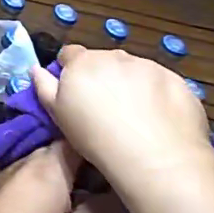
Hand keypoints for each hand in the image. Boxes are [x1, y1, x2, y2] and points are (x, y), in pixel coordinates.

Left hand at [0, 141, 118, 212]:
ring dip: (69, 170)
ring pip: (50, 158)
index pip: (80, 139)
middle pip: (65, 147)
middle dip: (88, 160)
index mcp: (52, 165)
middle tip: (110, 181)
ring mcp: (16, 165)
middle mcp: (33, 157)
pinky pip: (36, 168)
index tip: (121, 161)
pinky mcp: (5, 177)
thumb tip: (120, 198)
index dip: (102, 147)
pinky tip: (61, 197)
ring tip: (91, 190)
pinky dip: (52, 176)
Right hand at [32, 46, 213, 191]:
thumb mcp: (58, 115)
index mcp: (83, 62)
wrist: (156, 158)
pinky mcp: (177, 80)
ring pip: (133, 70)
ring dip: (130, 83)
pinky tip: (159, 119)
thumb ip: (44, 86)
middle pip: (103, 60)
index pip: (70, 54)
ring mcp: (149, 66)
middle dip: (102, 76)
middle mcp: (115, 56)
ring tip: (135, 116)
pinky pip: (160, 82)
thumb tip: (36, 68)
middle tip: (105, 108)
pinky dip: (157, 94)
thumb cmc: (96, 137)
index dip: (70, 70)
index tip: (75, 92)